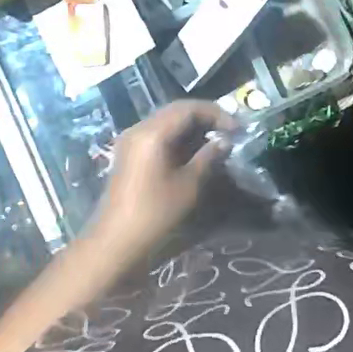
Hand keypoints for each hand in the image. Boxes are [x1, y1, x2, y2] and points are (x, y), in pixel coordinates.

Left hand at [87, 102, 236, 254]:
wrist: (116, 243)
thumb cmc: (155, 214)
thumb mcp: (188, 185)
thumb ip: (208, 157)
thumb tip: (225, 141)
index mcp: (152, 132)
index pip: (188, 108)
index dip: (216, 113)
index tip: (237, 129)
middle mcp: (138, 129)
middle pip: (175, 111)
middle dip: (204, 118)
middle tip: (229, 132)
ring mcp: (130, 141)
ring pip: (166, 123)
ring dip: (191, 128)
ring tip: (215, 143)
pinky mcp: (128, 155)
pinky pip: (156, 136)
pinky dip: (177, 139)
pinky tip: (193, 153)